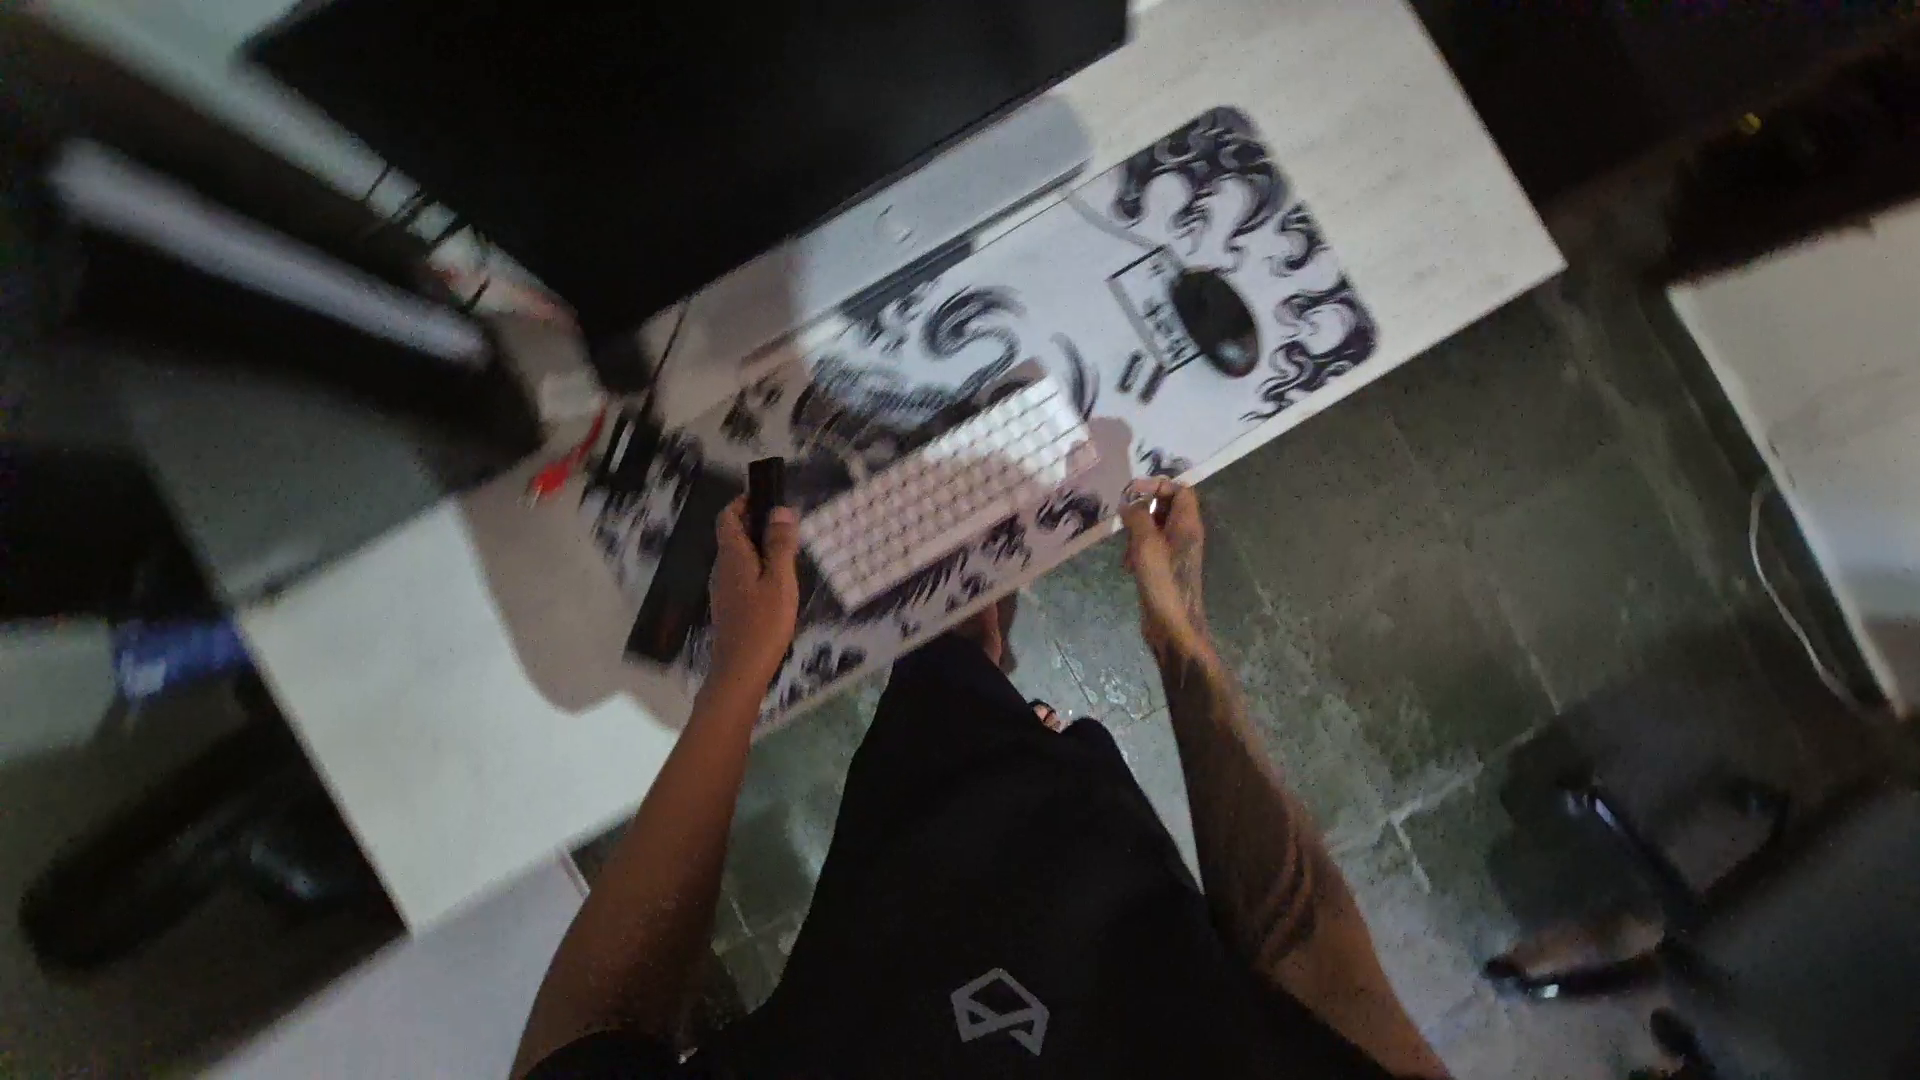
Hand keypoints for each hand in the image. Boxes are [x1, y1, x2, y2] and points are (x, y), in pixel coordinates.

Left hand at [707, 497, 799, 693]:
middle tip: (787, 522)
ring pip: (738, 555)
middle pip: (733, 534)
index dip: (742, 502)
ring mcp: (723, 588)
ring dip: (759, 545)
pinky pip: (742, 574)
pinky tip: (778, 580)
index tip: (766, 496)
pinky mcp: (730, 605)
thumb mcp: (780, 581)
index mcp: (732, 556)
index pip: (727, 517)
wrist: (740, 669)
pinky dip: (757, 565)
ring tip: (788, 549)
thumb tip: (781, 509)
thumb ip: (780, 545)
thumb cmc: (763, 623)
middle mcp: (722, 568)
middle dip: (756, 522)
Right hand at [1119, 477, 1211, 663]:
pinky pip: (1151, 548)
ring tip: (1125, 547)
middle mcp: (1185, 535)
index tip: (1133, 493)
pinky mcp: (1165, 569)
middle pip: (1167, 508)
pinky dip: (1137, 550)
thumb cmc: (1163, 582)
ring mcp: (1176, 553)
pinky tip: (1127, 565)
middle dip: (1143, 510)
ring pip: (1156, 529)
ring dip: (1137, 532)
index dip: (1158, 486)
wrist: (1173, 625)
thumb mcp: (1146, 544)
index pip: (1180, 490)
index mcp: (1187, 525)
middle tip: (1125, 519)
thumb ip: (1138, 517)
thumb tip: (1129, 502)